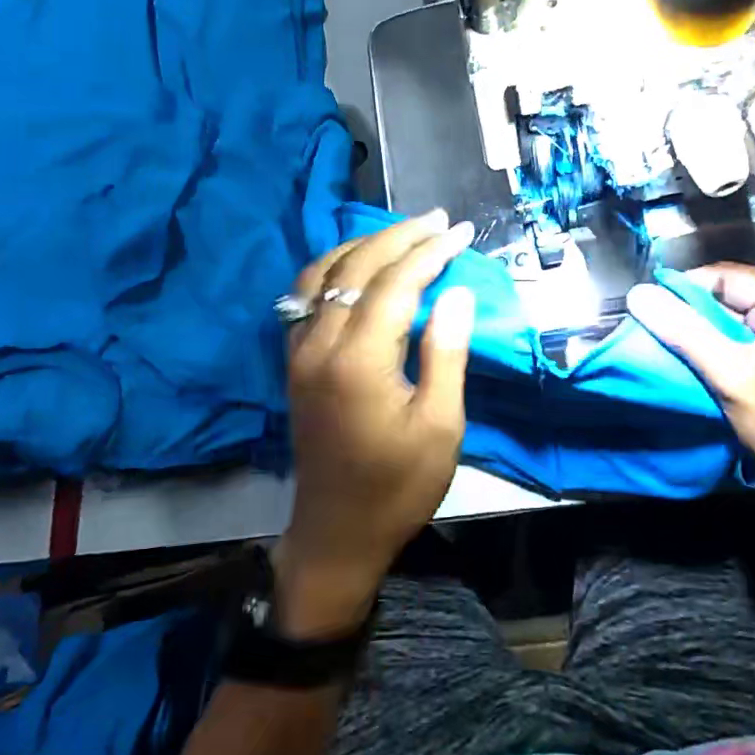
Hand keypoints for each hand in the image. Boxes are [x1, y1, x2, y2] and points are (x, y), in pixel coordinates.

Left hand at [277, 210, 476, 637]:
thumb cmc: (400, 486)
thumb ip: (446, 353)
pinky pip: (308, 298)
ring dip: (363, 247)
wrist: (339, 533)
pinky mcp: (295, 366)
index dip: (430, 253)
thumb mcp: (440, 425)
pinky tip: (358, 268)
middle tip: (437, 221)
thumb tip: (457, 294)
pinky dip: (335, 270)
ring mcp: (299, 354)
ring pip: (323, 276)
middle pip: (356, 269)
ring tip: (402, 233)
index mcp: (358, 360)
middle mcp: (319, 346)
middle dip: (399, 238)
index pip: (395, 284)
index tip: (459, 232)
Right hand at [627, 263, 754, 528]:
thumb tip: (637, 294)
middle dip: (690, 321)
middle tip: (648, 339)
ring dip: (702, 345)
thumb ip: (685, 332)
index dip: (681, 291)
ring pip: (733, 329)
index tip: (642, 312)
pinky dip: (719, 362)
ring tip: (665, 357)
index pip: (725, 277)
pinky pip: (745, 352)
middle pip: (729, 302)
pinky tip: (692, 375)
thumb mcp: (735, 374)